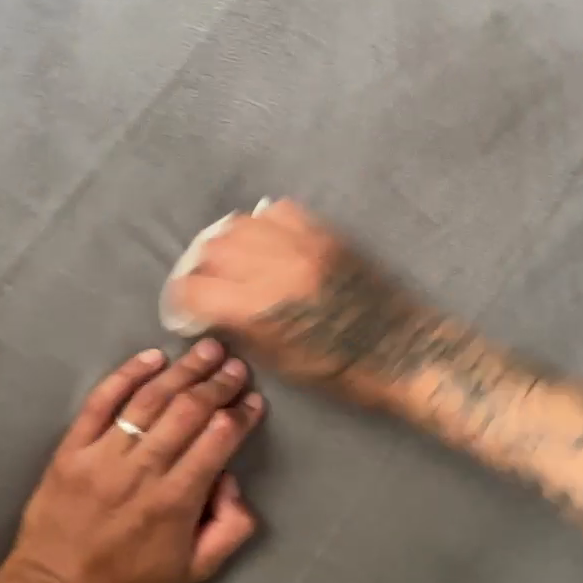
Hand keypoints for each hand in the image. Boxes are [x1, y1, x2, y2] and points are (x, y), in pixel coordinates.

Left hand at [0, 341, 264, 582]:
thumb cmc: (134, 576)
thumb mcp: (199, 569)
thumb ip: (232, 527)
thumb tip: (231, 479)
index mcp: (176, 500)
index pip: (218, 440)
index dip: (241, 415)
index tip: (254, 400)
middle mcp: (143, 471)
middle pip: (189, 411)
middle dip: (219, 384)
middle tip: (237, 366)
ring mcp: (103, 455)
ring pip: (150, 400)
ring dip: (184, 370)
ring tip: (208, 350)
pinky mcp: (72, 448)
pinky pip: (101, 402)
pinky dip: (127, 374)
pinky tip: (153, 357)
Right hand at [165, 201, 442, 405]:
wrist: (404, 350)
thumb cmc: (343, 370)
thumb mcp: (281, 362)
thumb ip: (240, 329)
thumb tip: (209, 311)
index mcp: (261, 307)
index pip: (195, 288)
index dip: (179, 299)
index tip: (183, 309)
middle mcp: (276, 266)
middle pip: (212, 249)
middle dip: (200, 270)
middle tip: (205, 287)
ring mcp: (303, 244)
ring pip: (240, 223)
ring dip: (227, 243)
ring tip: (231, 262)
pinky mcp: (326, 234)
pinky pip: (280, 211)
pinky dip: (264, 224)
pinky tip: (266, 243)